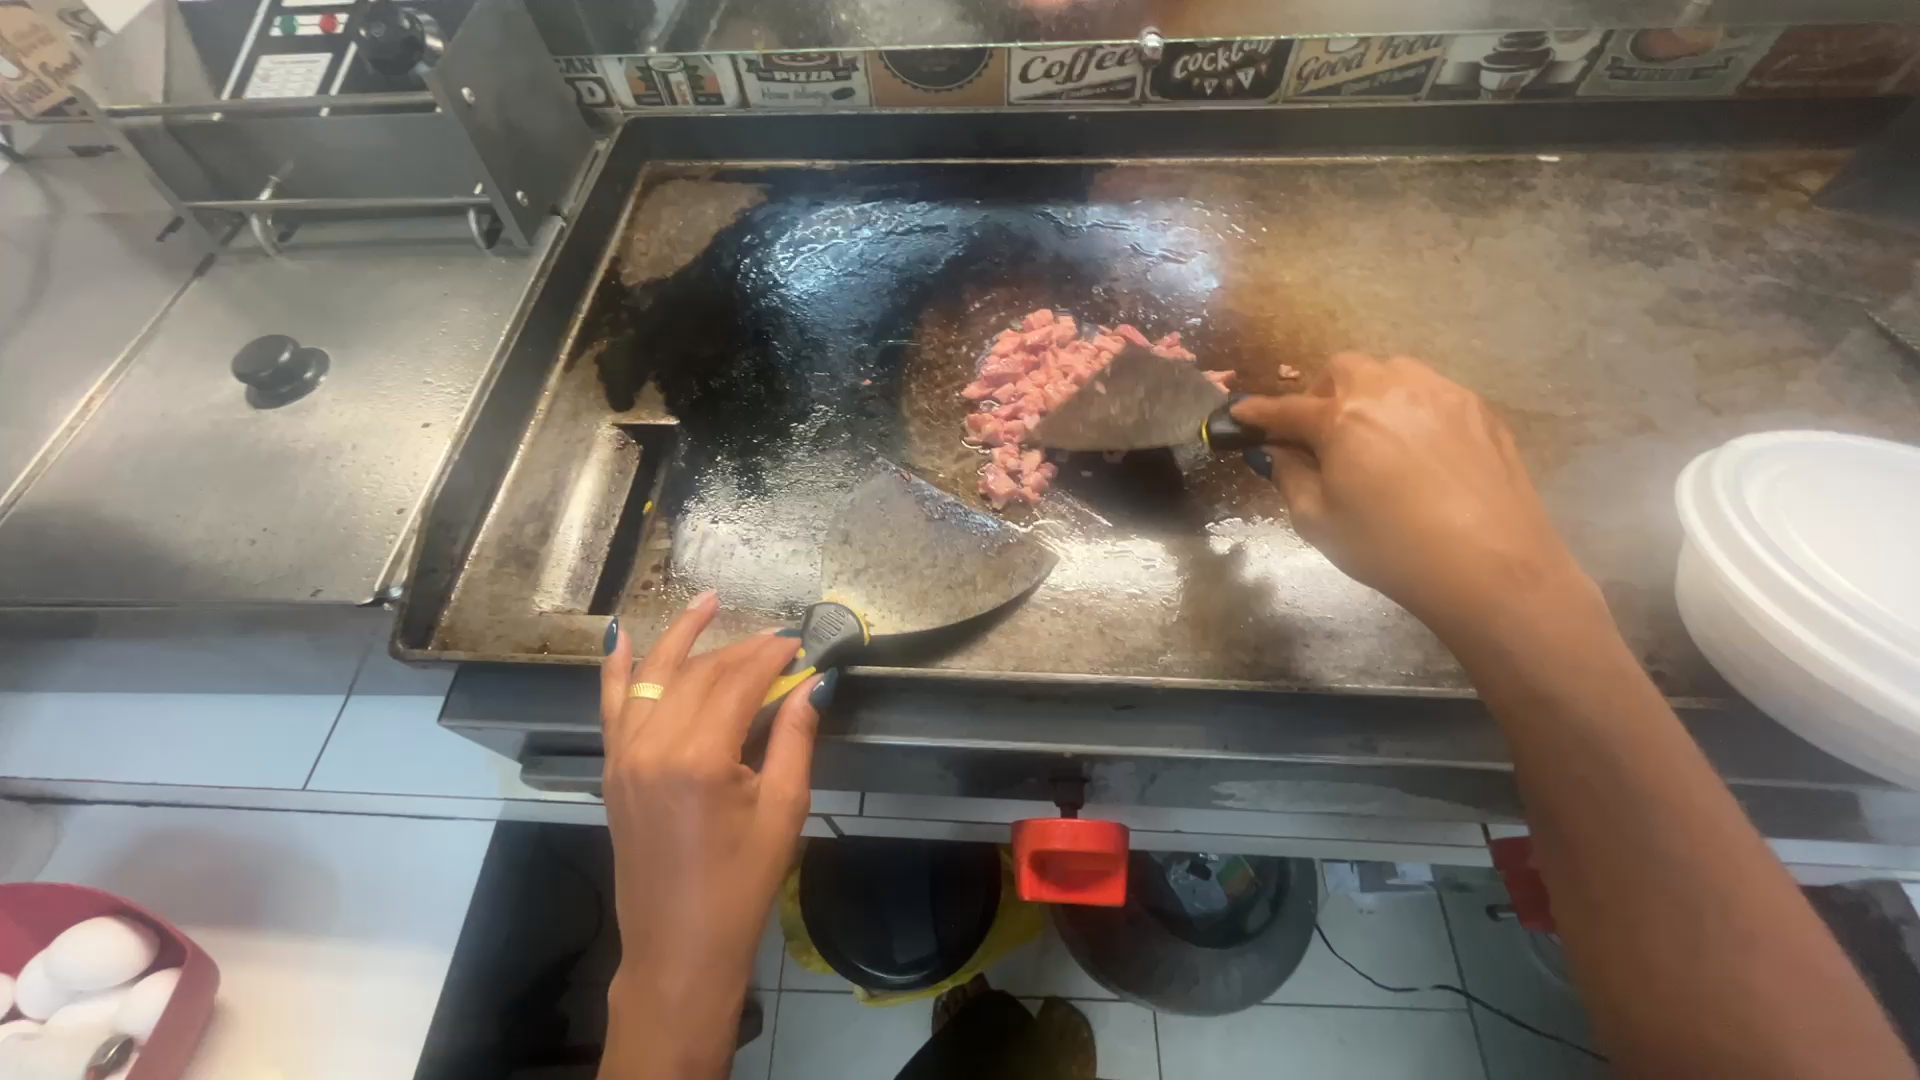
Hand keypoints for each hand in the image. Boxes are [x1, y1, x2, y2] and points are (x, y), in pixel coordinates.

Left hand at [597, 591, 823, 1078]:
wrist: (680, 946)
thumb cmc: (743, 882)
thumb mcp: (784, 808)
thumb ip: (796, 736)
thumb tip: (816, 682)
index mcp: (700, 758)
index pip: (739, 682)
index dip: (772, 656)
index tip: (800, 643)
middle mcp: (653, 746)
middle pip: (700, 673)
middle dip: (741, 650)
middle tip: (778, 642)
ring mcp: (624, 756)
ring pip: (656, 678)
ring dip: (683, 638)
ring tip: (709, 603)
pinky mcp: (613, 770)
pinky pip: (612, 707)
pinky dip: (618, 670)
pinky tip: (622, 636)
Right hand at [1232, 353, 1596, 638]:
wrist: (1490, 567)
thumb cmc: (1389, 548)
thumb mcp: (1318, 521)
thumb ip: (1291, 477)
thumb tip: (1282, 453)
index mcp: (1341, 419)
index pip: (1287, 409)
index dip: (1259, 413)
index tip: (1241, 414)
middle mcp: (1389, 391)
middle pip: (1341, 370)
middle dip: (1320, 394)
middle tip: (1318, 433)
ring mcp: (1441, 394)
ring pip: (1391, 371)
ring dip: (1367, 392)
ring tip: (1370, 433)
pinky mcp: (1479, 410)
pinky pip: (1431, 392)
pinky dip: (1408, 407)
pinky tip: (1415, 449)